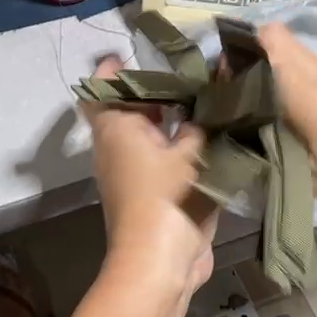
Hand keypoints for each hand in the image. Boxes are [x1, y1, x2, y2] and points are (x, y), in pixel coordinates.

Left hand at [80, 57, 219, 297]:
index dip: (114, 70)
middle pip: (129, 108)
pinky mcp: (153, 192)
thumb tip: (209, 100)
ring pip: (148, 133)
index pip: (101, 87)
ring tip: (208, 96)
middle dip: (155, 90)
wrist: (160, 263)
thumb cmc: (166, 197)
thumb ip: (200, 122)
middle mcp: (117, 145)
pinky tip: (214, 134)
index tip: (135, 53)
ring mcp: (133, 171)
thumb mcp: (190, 151)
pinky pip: (163, 157)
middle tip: (190, 71)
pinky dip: (181, 144)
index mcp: (115, 127)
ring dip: (171, 117)